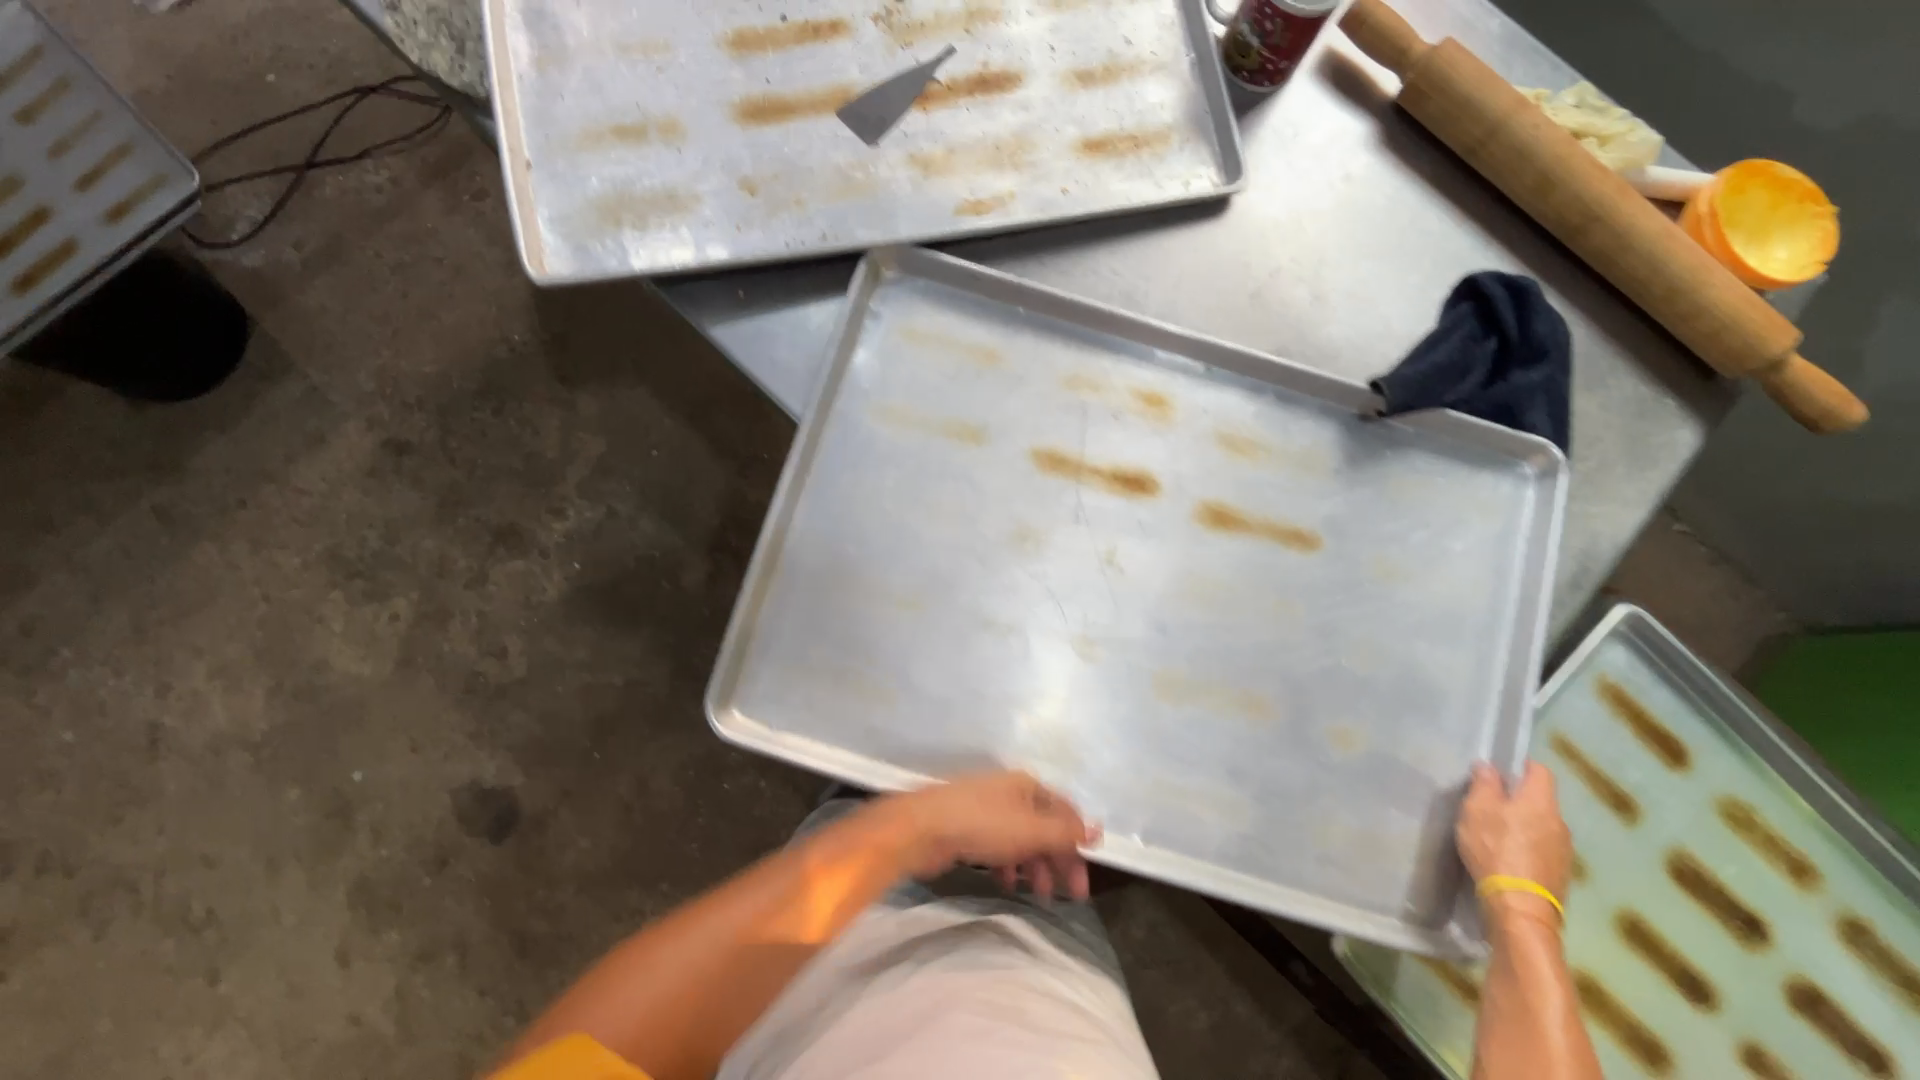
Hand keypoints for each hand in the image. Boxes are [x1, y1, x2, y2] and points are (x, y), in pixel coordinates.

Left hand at [881, 770, 1099, 901]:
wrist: (922, 828)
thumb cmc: (982, 825)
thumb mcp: (1031, 830)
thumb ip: (1065, 832)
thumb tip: (1098, 829)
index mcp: (1029, 786)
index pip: (1066, 813)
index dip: (1078, 844)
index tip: (1084, 879)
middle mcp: (1010, 793)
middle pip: (1045, 827)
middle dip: (1058, 860)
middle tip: (1069, 896)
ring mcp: (987, 809)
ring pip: (1022, 839)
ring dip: (1034, 867)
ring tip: (1037, 895)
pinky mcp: (967, 828)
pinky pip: (998, 847)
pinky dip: (1008, 865)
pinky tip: (1006, 884)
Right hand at [1457, 762, 1571, 928]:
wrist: (1520, 905)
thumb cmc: (1495, 848)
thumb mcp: (1477, 810)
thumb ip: (1484, 785)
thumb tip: (1489, 767)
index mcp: (1540, 801)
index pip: (1540, 771)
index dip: (1522, 766)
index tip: (1502, 771)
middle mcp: (1559, 821)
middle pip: (1541, 800)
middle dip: (1520, 799)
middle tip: (1492, 805)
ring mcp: (1564, 849)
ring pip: (1543, 826)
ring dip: (1524, 826)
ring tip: (1498, 835)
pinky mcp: (1561, 873)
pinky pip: (1544, 849)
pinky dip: (1528, 848)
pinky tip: (1509, 858)